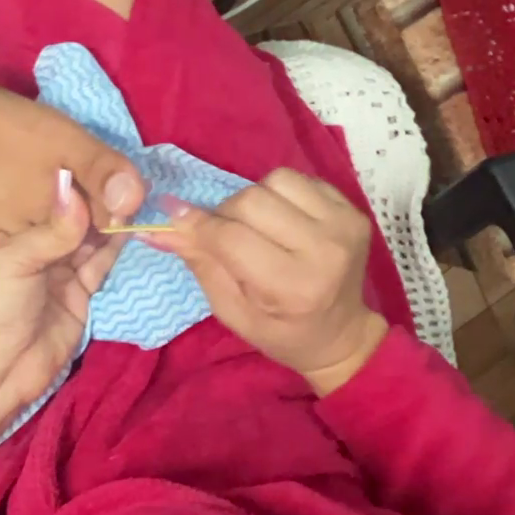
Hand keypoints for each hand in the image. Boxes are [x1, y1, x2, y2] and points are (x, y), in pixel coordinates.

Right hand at [0, 59, 145, 245]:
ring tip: (37, 171)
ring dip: (44, 212)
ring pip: (30, 231)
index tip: (108, 187)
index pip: (94, 234)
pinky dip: (13, 207)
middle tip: (72, 173)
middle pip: (62, 237)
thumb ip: (102, 172)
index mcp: (43, 227)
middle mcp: (12, 244)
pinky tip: (6, 174)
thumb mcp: (61, 139)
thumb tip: (135, 205)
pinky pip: (0, 224)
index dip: (107, 213)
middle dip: (78, 216)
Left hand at [0, 170, 120, 514]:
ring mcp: (58, 273)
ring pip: (91, 240)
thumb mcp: (15, 262)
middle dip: (99, 202)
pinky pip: (101, 266)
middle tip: (133, 177)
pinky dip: (117, 249)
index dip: (75, 184)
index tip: (104, 160)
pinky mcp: (80, 296)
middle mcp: (35, 249)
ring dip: (112, 222)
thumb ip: (51, 228)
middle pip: (73, 219)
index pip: (47, 201)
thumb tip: (75, 184)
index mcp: (9, 234)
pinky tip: (136, 225)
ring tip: (141, 195)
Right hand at [154, 168, 387, 395]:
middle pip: (251, 200)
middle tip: (223, 234)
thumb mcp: (231, 310)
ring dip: (254, 199)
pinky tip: (283, 221)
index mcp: (293, 287)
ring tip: (257, 227)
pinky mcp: (353, 209)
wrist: (341, 334)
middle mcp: (324, 250)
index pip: (232, 238)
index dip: (197, 225)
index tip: (175, 219)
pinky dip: (280, 194)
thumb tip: (162, 226)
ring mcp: (343, 225)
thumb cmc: (280, 331)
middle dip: (225, 213)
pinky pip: (300, 179)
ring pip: (275, 181)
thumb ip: (200, 263)